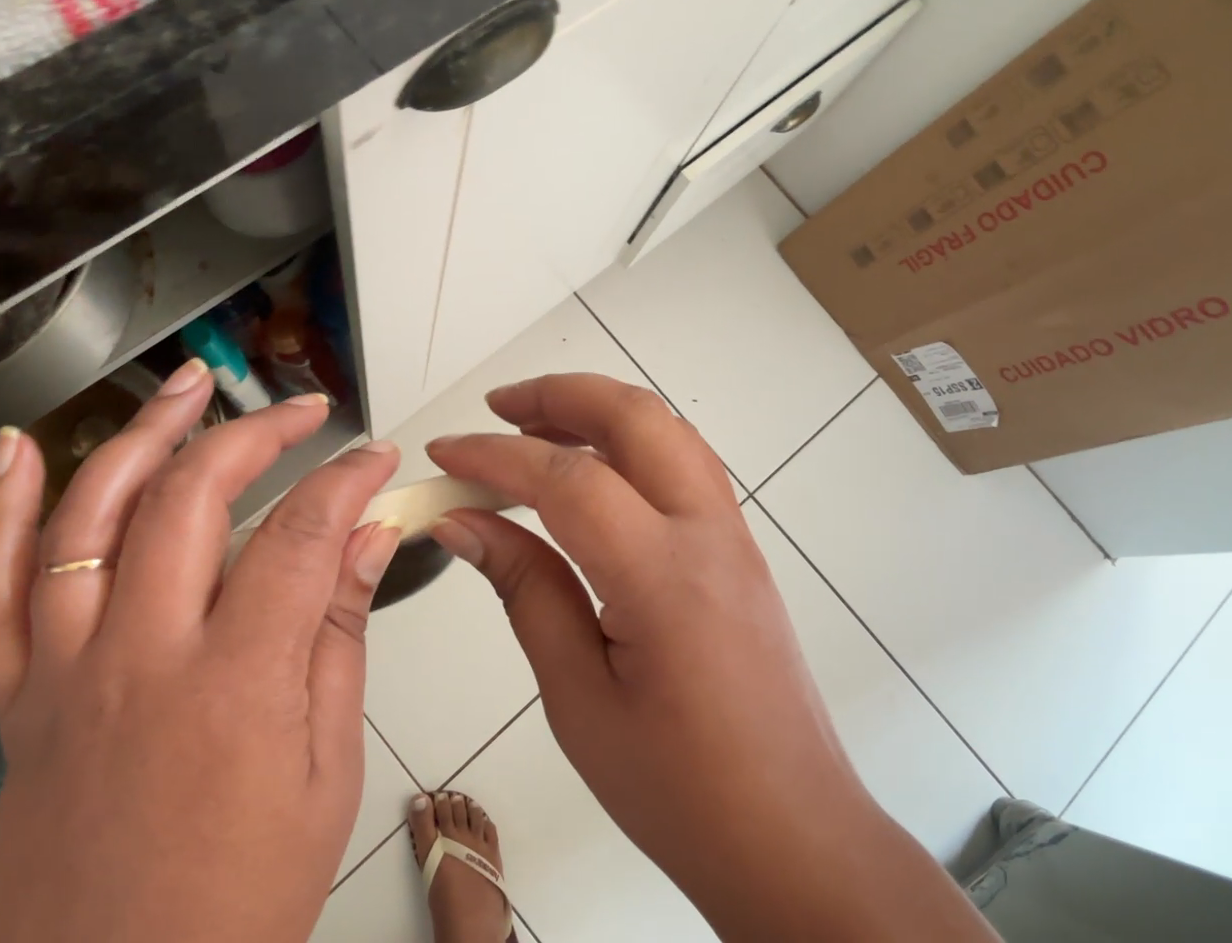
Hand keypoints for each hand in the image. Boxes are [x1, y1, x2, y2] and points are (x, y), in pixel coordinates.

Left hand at [0, 363, 401, 942]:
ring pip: (92, 515)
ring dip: (144, 434)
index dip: (345, 481)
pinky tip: (21, 449)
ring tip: (191, 384)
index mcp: (236, 685)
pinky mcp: (15, 697)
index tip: (375, 459)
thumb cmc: (246, 893)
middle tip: (302, 410)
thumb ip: (337, 640)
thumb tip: (366, 541)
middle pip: (192, 500)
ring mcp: (65, 672)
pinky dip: (1, 510)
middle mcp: (142, 660)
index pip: (299, 538)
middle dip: (256, 433)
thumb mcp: (327, 770)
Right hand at [426, 374, 994, 941]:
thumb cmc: (677, 789)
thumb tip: (462, 523)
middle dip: (560, 395)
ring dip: (600, 413)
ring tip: (534, 428)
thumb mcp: (578, 697)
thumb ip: (525, 591)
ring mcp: (736, 540)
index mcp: (664, 578)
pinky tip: (590, 477)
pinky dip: (631, 448)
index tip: (441, 456)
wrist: (791, 835)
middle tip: (496, 407)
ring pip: (670, 433)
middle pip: (637, 418)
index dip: (495, 456)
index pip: (567, 480)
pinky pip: (685, 469)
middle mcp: (710, 537)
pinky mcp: (741, 555)